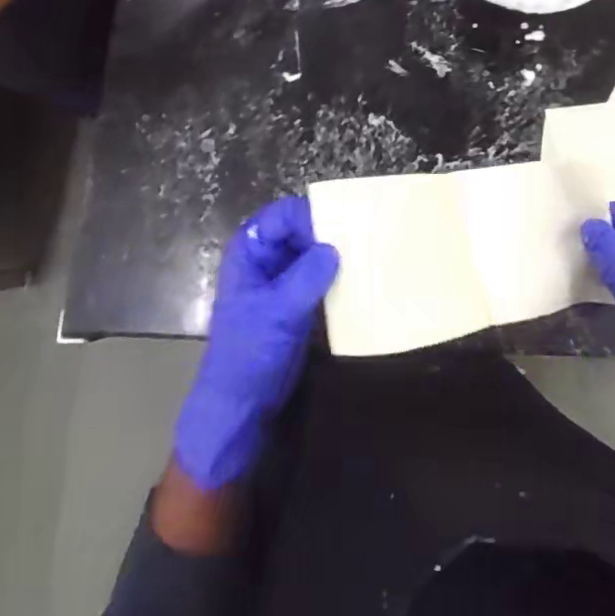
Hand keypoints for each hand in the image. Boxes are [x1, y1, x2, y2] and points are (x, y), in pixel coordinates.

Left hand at [173, 197, 339, 491]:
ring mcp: (283, 280)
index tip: (341, 236)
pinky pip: (322, 278)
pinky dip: (340, 279)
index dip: (312, 219)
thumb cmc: (249, 351)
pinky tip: (364, 284)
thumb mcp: (278, 311)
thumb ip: (306, 277)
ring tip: (372, 261)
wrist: (242, 401)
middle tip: (367, 244)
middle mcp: (266, 257)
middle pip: (303, 229)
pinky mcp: (299, 302)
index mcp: (250, 249)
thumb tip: (335, 248)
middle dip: (331, 234)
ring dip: (339, 257)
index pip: (285, 215)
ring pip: (315, 254)